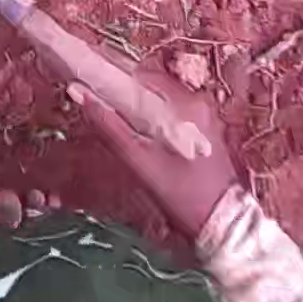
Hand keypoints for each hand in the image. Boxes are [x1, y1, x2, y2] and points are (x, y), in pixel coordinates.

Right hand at [71, 65, 238, 238]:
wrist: (224, 227)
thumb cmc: (181, 195)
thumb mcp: (138, 160)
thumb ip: (107, 124)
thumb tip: (78, 92)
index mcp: (186, 104)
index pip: (143, 73)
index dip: (114, 75)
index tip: (92, 81)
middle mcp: (199, 103)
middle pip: (151, 84)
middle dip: (124, 90)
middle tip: (100, 100)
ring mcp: (205, 116)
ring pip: (160, 98)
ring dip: (137, 103)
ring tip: (116, 116)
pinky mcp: (206, 130)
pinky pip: (171, 111)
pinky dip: (152, 114)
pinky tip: (139, 130)